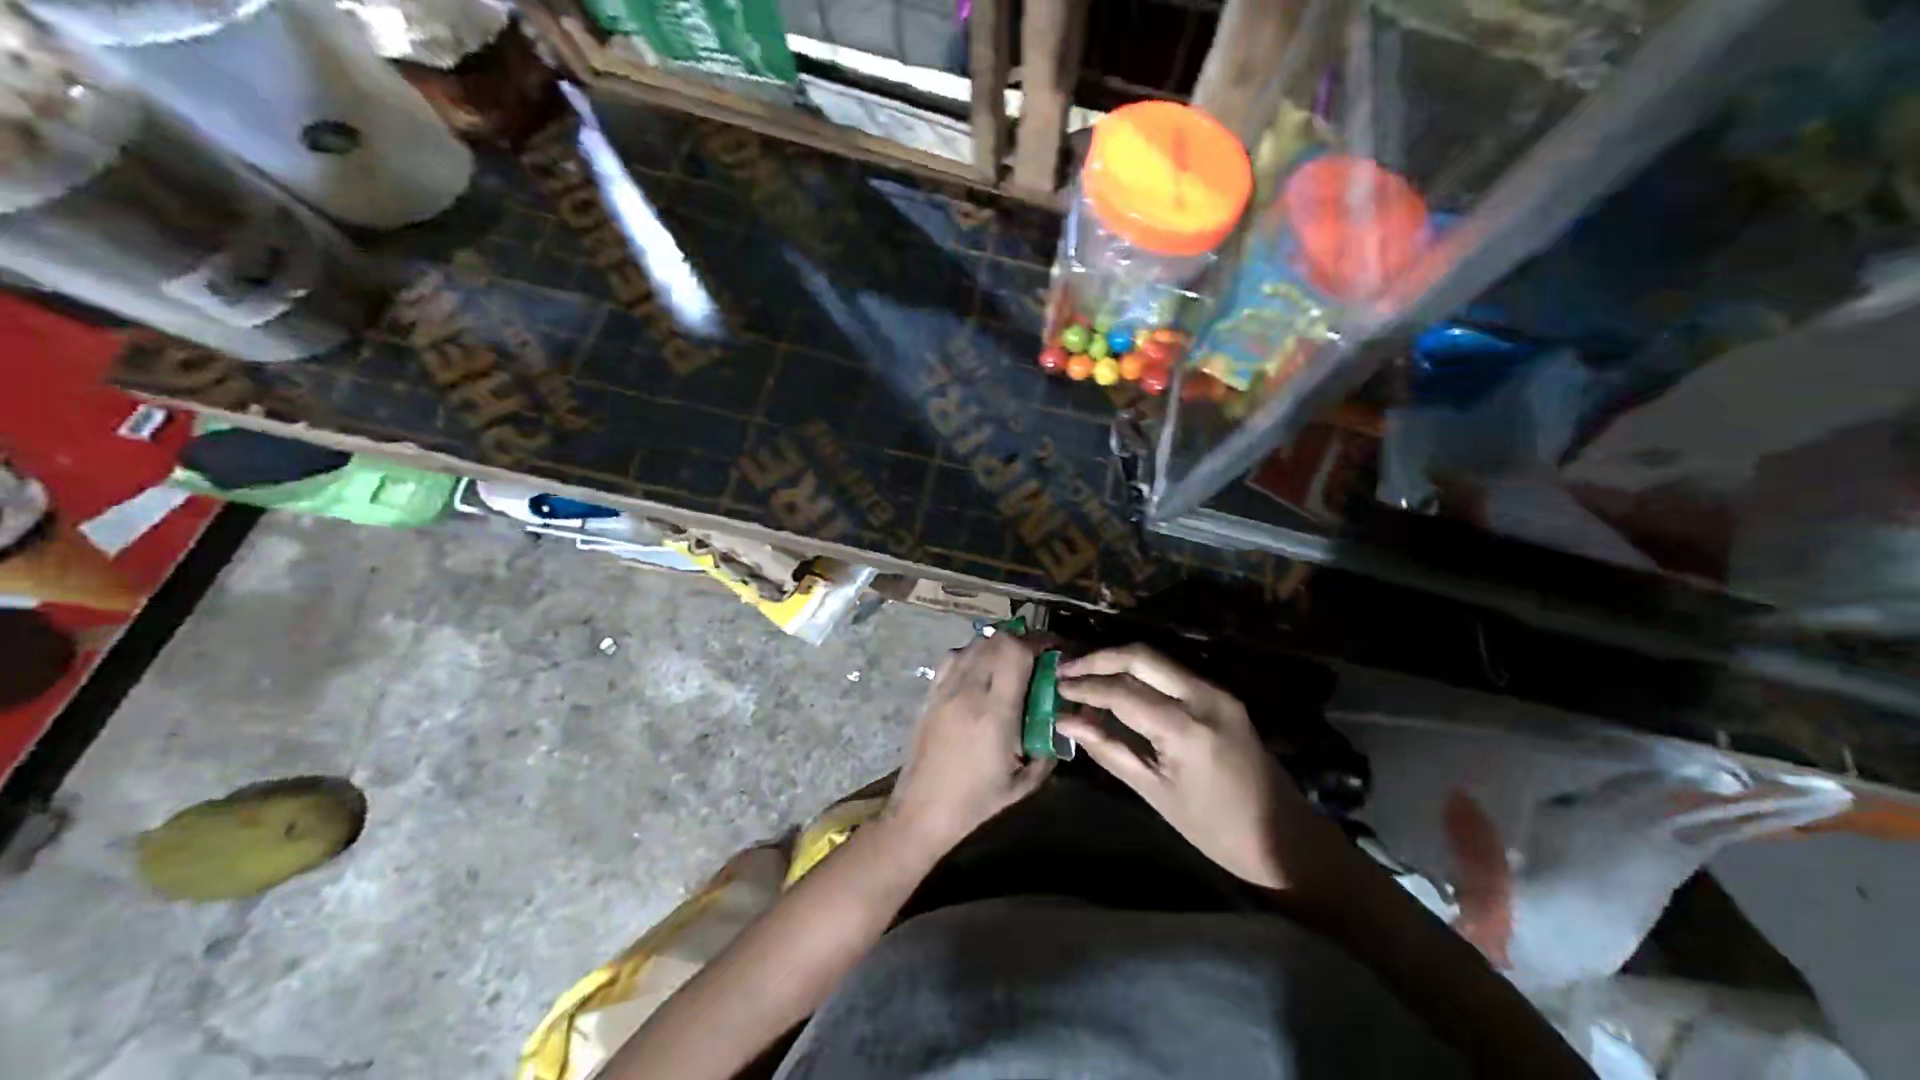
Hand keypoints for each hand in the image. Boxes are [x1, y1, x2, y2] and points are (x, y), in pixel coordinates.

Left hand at [885, 634, 1053, 856]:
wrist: (922, 811)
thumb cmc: (976, 801)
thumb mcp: (1025, 783)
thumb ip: (1048, 750)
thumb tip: (1061, 724)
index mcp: (994, 713)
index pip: (1016, 653)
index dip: (1039, 642)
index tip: (1055, 649)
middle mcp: (967, 692)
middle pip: (996, 641)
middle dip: (1022, 639)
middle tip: (1038, 655)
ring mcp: (944, 690)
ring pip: (973, 644)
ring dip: (998, 644)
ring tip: (1012, 660)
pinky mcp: (930, 694)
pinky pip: (953, 658)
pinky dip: (973, 653)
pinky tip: (983, 670)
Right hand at [1056, 645, 1351, 895]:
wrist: (1284, 839)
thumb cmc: (1214, 828)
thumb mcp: (1154, 792)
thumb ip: (1109, 749)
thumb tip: (1066, 721)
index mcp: (1186, 727)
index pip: (1122, 691)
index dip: (1084, 686)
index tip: (1054, 685)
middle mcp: (1204, 697)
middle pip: (1141, 657)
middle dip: (1099, 658)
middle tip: (1065, 669)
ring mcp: (1217, 693)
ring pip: (1158, 660)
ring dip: (1118, 662)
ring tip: (1083, 674)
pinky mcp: (1223, 698)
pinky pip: (1173, 675)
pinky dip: (1141, 675)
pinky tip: (1118, 686)